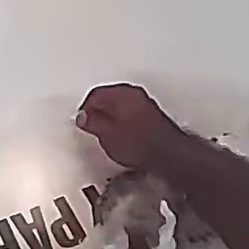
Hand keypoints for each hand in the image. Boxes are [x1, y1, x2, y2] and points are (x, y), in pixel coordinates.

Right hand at [76, 85, 192, 171]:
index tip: (81, 119)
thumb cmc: (140, 143)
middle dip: (97, 109)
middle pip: (108, 96)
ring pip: (119, 103)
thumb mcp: (105, 134)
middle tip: (89, 122)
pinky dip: (121, 119)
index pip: (95, 94)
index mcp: (121, 94)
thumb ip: (91, 122)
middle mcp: (134, 94)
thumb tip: (83, 118)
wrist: (166, 154)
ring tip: (104, 131)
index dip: (85, 108)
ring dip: (110, 114)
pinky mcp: (151, 114)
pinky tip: (119, 133)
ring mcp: (144, 103)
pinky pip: (130, 110)